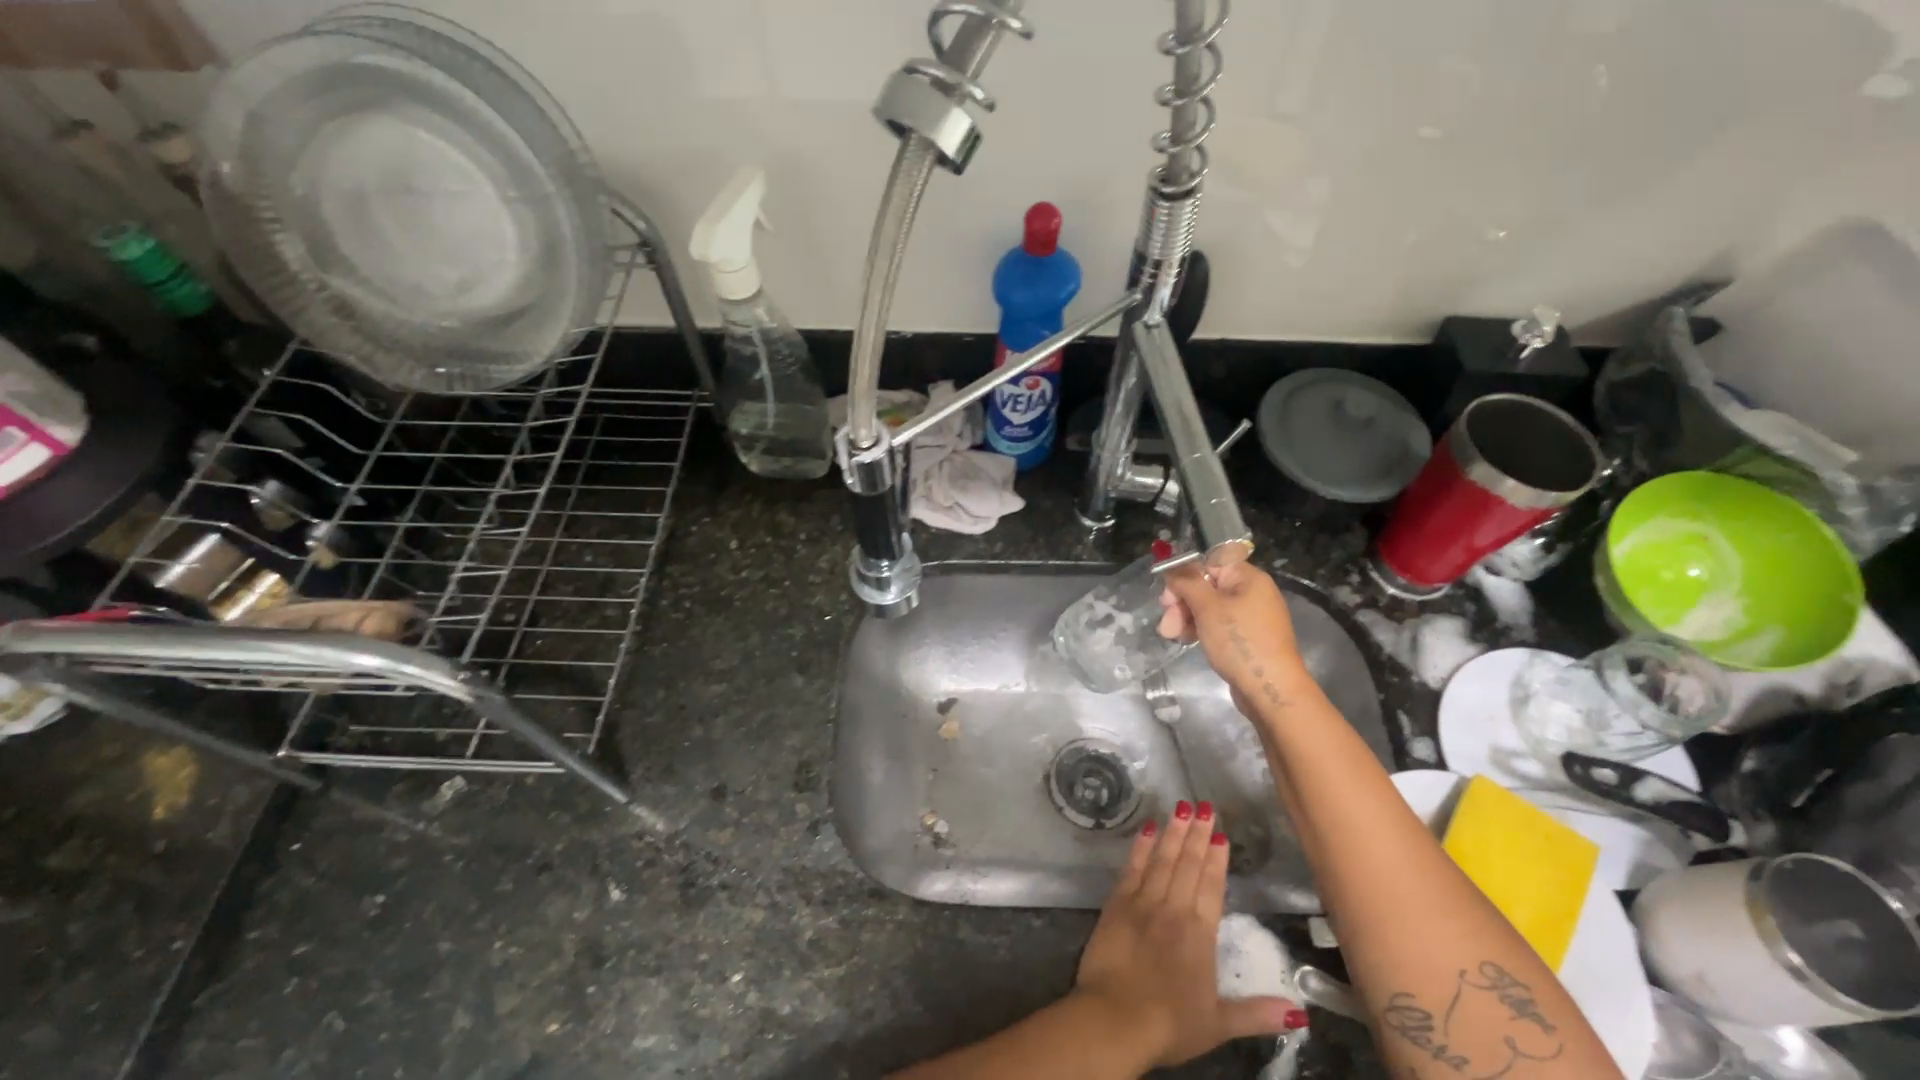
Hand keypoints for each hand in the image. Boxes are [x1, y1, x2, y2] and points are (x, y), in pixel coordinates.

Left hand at [1074, 802, 1298, 1066]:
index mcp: (1200, 934)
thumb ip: (1258, 1014)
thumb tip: (1301, 1015)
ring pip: (1161, 861)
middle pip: (1187, 865)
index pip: (1211, 887)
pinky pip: (1131, 870)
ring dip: (1172, 833)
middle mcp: (1172, 910)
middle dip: (1197, 834)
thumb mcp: (1219, 1025)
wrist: (1114, 1020)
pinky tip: (1145, 830)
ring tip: (1180, 807)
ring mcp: (1141, 905)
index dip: (1216, 860)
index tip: (1220, 835)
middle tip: (1203, 806)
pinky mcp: (1114, 907)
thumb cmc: (1168, 1024)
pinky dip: (1140, 849)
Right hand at [1157, 562, 1308, 714]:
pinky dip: (1200, 629)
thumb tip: (1173, 567)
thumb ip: (1187, 582)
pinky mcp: (1246, 638)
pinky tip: (1187, 640)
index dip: (1184, 575)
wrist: (1270, 688)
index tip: (1166, 596)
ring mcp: (1250, 616)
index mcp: (1248, 578)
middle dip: (1182, 602)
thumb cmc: (1239, 642)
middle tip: (1166, 623)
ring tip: (1172, 636)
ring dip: (1187, 617)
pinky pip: (1218, 624)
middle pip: (1207, 586)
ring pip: (1209, 607)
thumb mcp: (1208, 607)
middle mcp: (1251, 592)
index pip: (1210, 562)